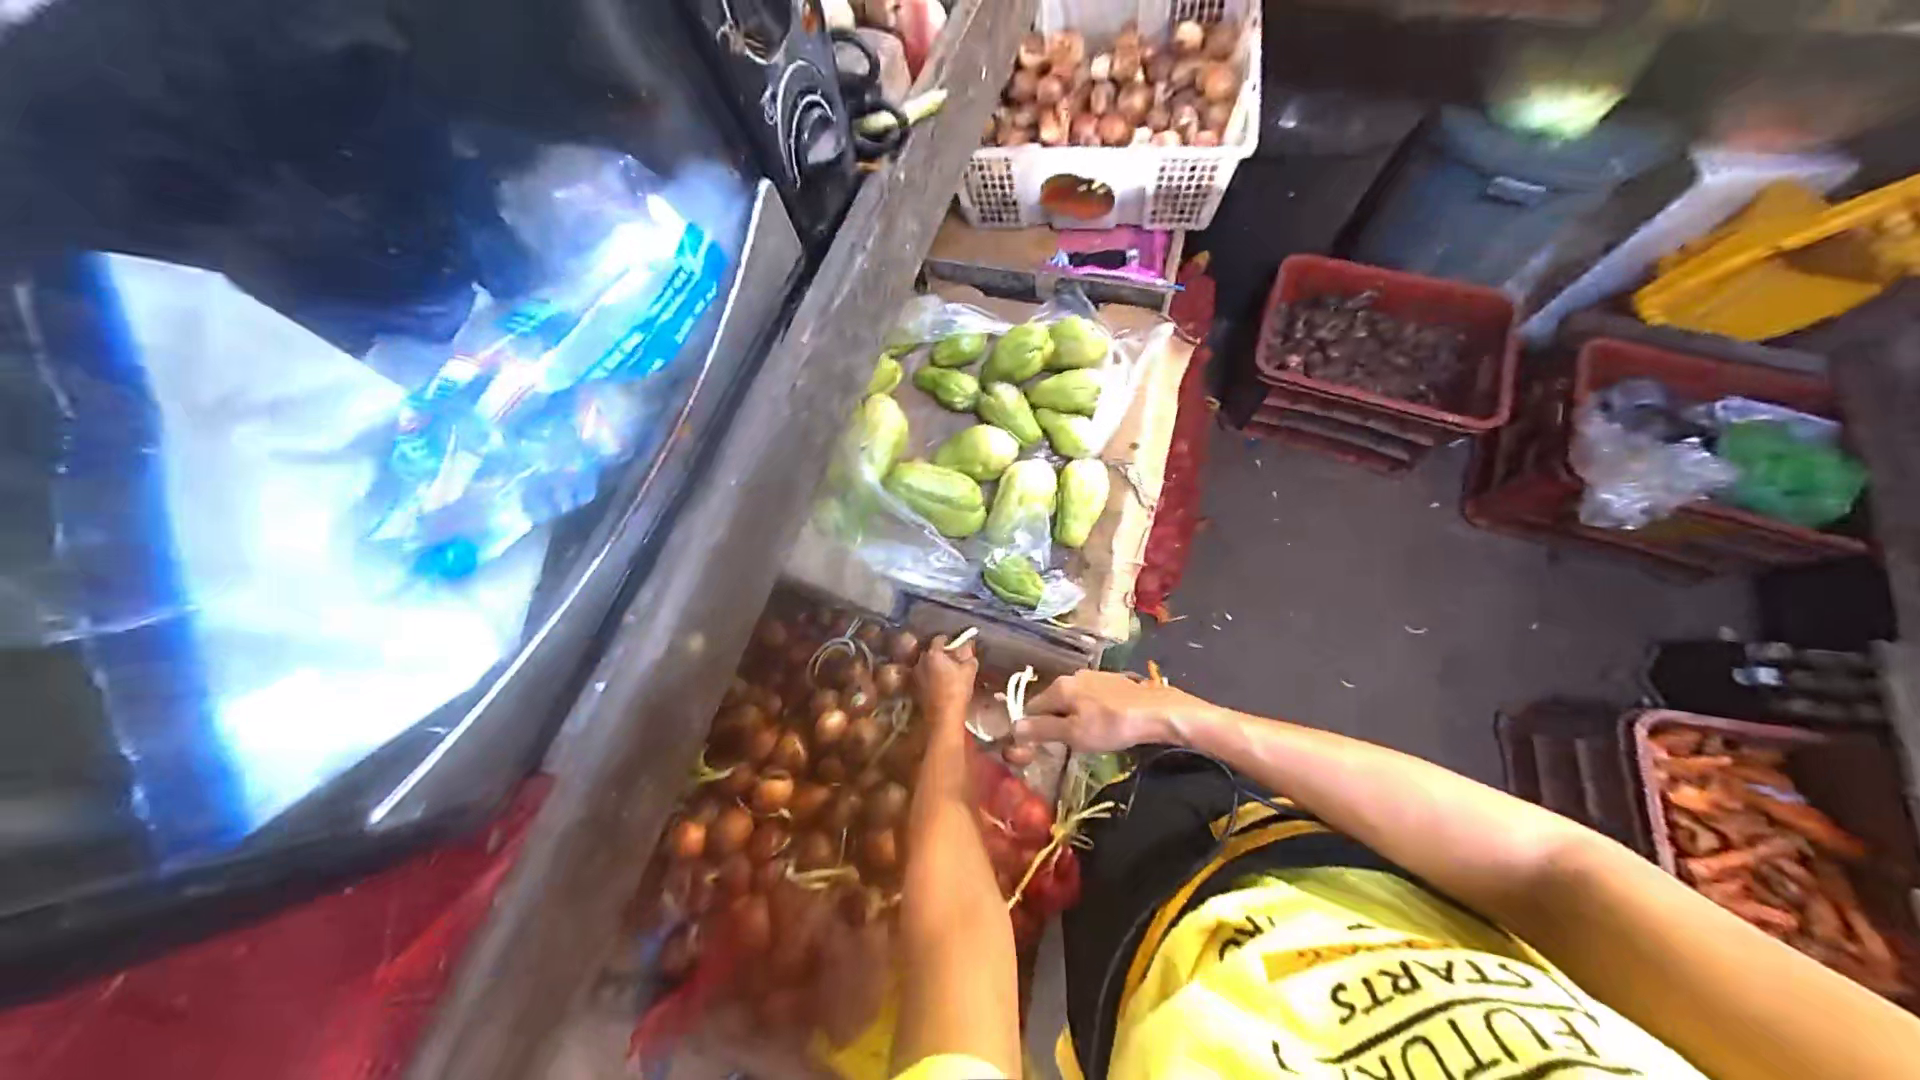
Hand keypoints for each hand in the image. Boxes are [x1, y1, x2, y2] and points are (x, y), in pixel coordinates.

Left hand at [915, 635, 978, 722]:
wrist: (942, 716)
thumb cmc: (957, 690)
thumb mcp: (969, 670)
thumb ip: (969, 656)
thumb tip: (969, 646)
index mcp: (933, 654)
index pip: (939, 639)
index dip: (948, 641)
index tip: (954, 645)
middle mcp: (920, 661)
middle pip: (930, 652)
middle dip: (939, 654)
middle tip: (951, 660)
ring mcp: (915, 675)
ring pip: (925, 665)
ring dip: (933, 667)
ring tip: (944, 673)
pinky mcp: (913, 688)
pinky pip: (922, 677)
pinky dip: (928, 678)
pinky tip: (938, 684)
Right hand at [1015, 671, 1207, 752]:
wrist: (1157, 711)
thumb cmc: (1112, 725)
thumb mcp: (1073, 734)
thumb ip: (1042, 729)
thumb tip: (1013, 727)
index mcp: (1059, 686)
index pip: (1032, 707)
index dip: (1033, 728)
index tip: (1042, 747)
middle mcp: (1072, 675)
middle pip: (1052, 702)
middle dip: (1054, 722)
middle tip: (1066, 745)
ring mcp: (1094, 676)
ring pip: (1072, 699)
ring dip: (1073, 717)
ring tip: (1087, 736)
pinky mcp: (1112, 680)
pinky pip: (1090, 697)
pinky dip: (1090, 711)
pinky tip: (1104, 724)